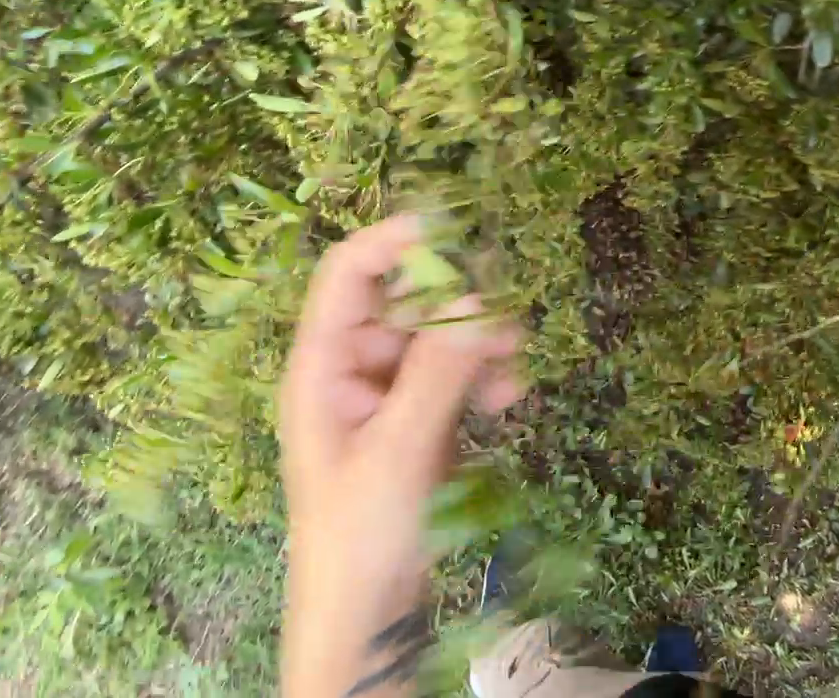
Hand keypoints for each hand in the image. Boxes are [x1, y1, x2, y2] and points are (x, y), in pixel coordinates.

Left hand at [279, 216, 525, 697]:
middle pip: (405, 305)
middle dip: (456, 306)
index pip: (348, 277)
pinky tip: (509, 398)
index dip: (391, 242)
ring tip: (516, 363)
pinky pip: (453, 377)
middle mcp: (353, 368)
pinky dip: (482, 379)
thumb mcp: (399, 450)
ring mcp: (387, 394)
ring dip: (478, 346)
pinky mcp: (417, 418)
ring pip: (438, 340)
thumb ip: (437, 373)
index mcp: (322, 366)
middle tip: (506, 311)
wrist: (367, 614)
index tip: (447, 225)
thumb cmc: (360, 533)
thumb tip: (478, 301)